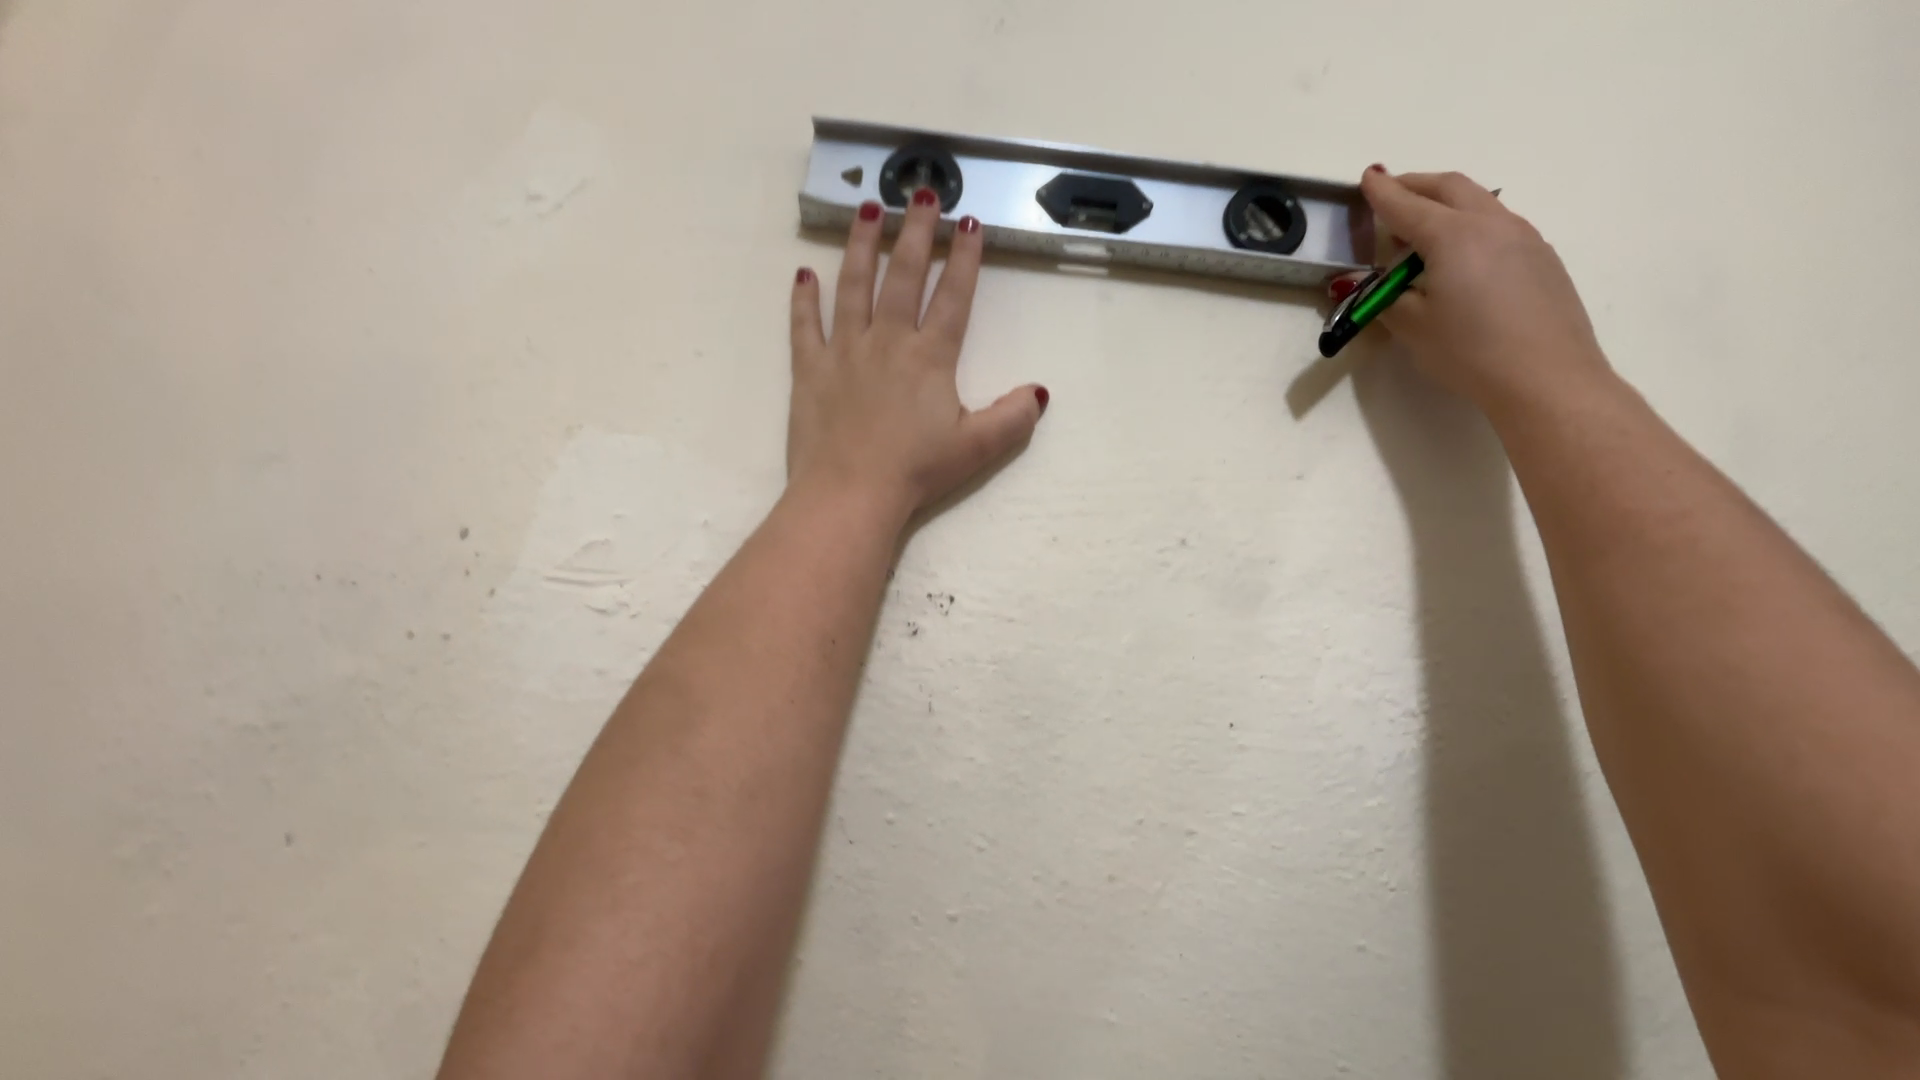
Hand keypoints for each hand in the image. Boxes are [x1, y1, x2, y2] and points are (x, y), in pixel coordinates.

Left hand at [787, 192, 1047, 524]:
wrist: (850, 493)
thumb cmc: (915, 472)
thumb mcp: (976, 448)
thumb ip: (1012, 419)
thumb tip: (1039, 393)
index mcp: (930, 357)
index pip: (953, 297)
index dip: (965, 259)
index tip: (970, 223)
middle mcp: (887, 341)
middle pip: (903, 276)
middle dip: (916, 232)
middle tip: (921, 193)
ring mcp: (844, 351)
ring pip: (852, 286)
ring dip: (860, 245)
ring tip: (866, 209)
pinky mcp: (809, 370)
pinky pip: (804, 326)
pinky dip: (803, 299)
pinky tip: (803, 273)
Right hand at [1340, 167, 1614, 417]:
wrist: (1547, 376)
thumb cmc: (1469, 351)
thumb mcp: (1412, 327)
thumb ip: (1382, 298)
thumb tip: (1357, 283)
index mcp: (1452, 236)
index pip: (1407, 205)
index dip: (1382, 192)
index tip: (1367, 177)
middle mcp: (1491, 224)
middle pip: (1450, 188)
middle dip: (1416, 185)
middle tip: (1391, 193)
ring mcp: (1524, 237)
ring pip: (1479, 203)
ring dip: (1446, 204)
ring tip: (1422, 228)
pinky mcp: (1542, 257)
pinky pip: (1499, 226)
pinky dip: (1470, 225)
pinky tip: (1460, 256)